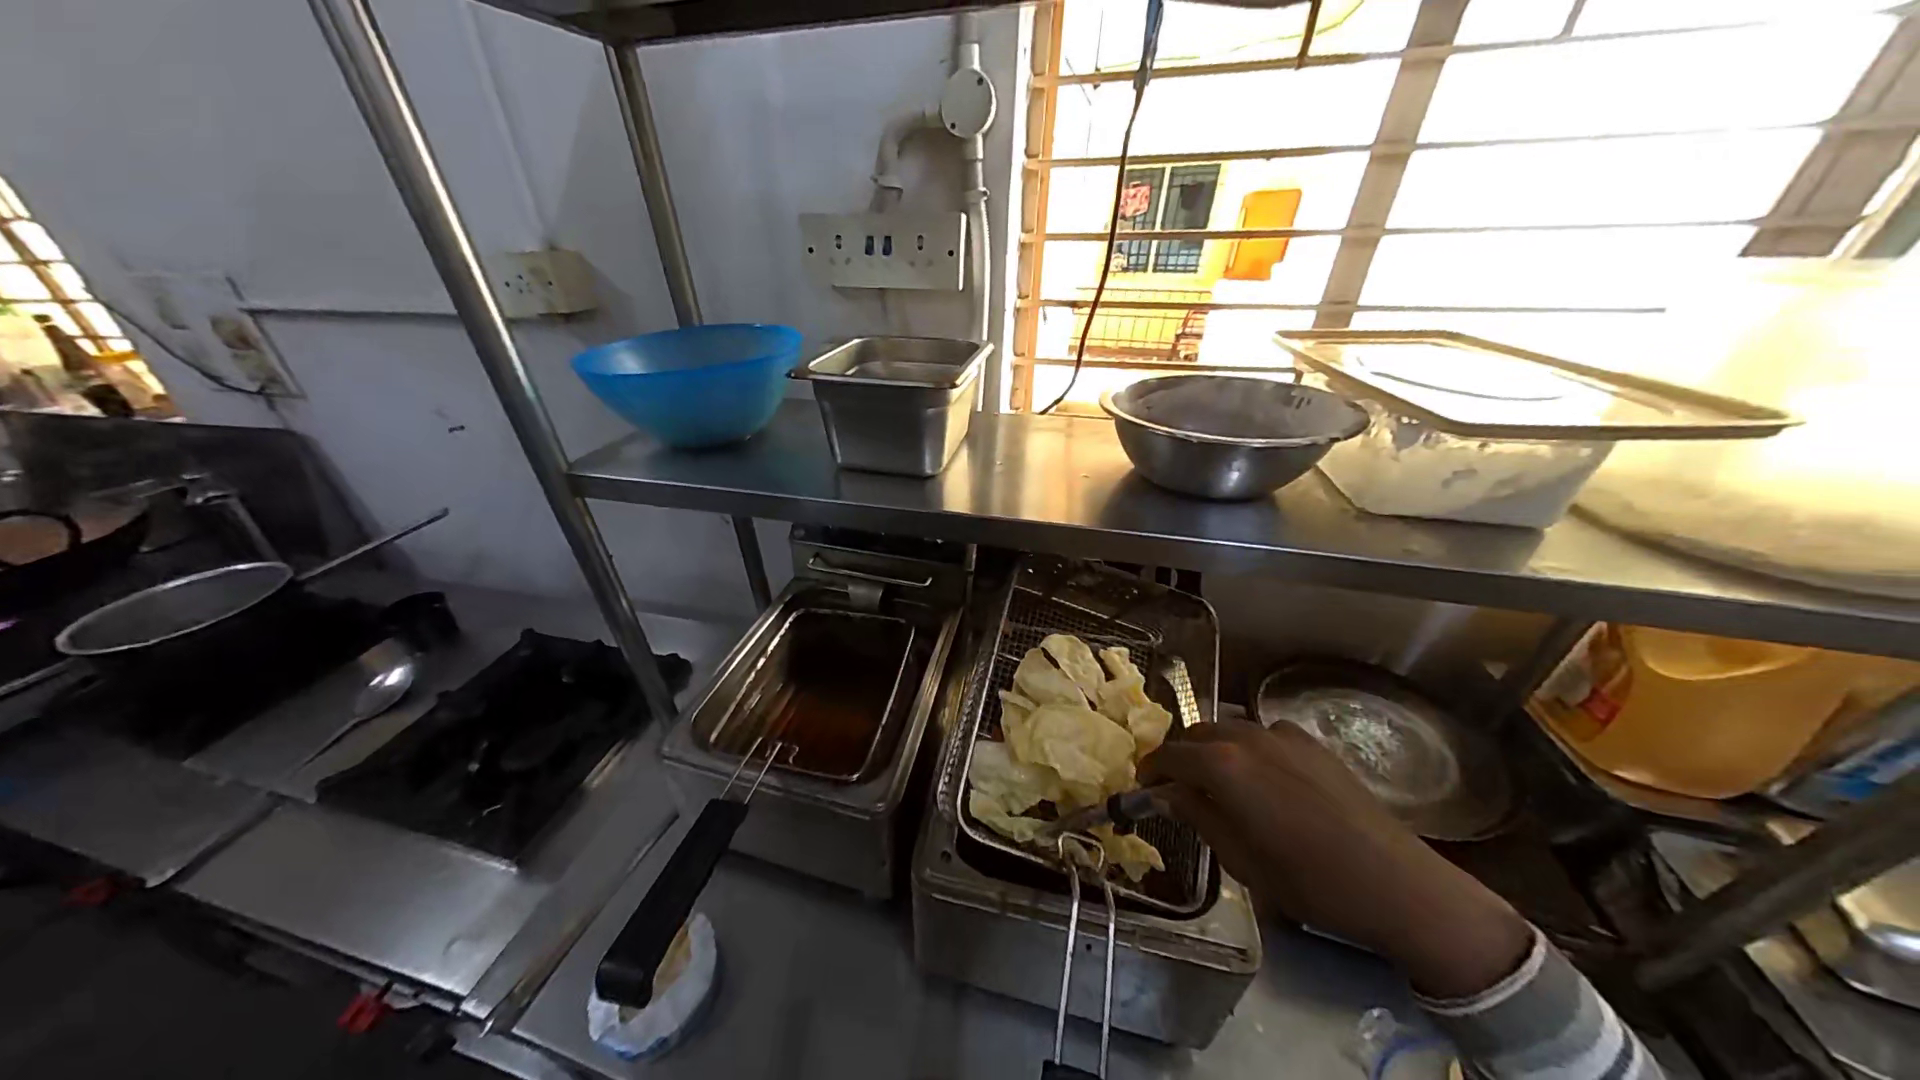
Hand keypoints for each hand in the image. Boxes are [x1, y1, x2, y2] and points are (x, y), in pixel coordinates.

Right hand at [1140, 721, 1529, 998]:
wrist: (1396, 883)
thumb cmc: (1309, 881)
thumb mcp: (1239, 859)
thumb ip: (1197, 815)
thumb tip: (1167, 792)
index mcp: (1223, 765)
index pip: (1169, 756)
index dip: (1151, 772)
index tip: (1144, 790)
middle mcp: (1248, 736)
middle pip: (1196, 735)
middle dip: (1180, 758)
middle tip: (1176, 789)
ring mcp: (1283, 734)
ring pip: (1229, 730)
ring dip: (1212, 750)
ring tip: (1216, 784)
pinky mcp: (1311, 742)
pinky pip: (1262, 734)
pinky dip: (1247, 749)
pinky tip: (1261, 781)